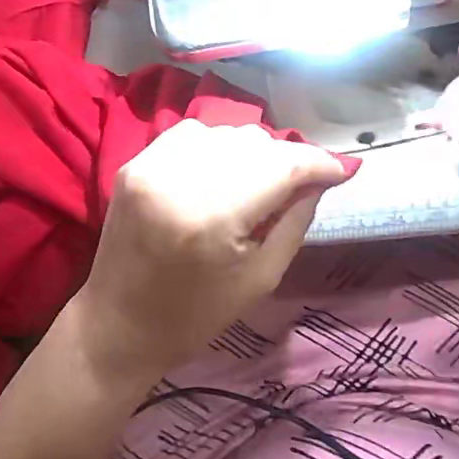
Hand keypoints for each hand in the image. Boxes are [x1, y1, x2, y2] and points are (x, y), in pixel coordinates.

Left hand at [73, 120, 351, 389]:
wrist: (118, 324)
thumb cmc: (196, 315)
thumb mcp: (261, 277)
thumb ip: (296, 221)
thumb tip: (321, 179)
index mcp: (213, 217)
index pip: (281, 166)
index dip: (317, 163)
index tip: (340, 172)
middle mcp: (179, 178)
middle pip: (254, 143)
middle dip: (285, 160)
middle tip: (298, 186)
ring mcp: (150, 165)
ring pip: (224, 133)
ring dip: (251, 153)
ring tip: (257, 184)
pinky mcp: (134, 163)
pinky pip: (191, 134)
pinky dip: (215, 147)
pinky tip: (221, 174)